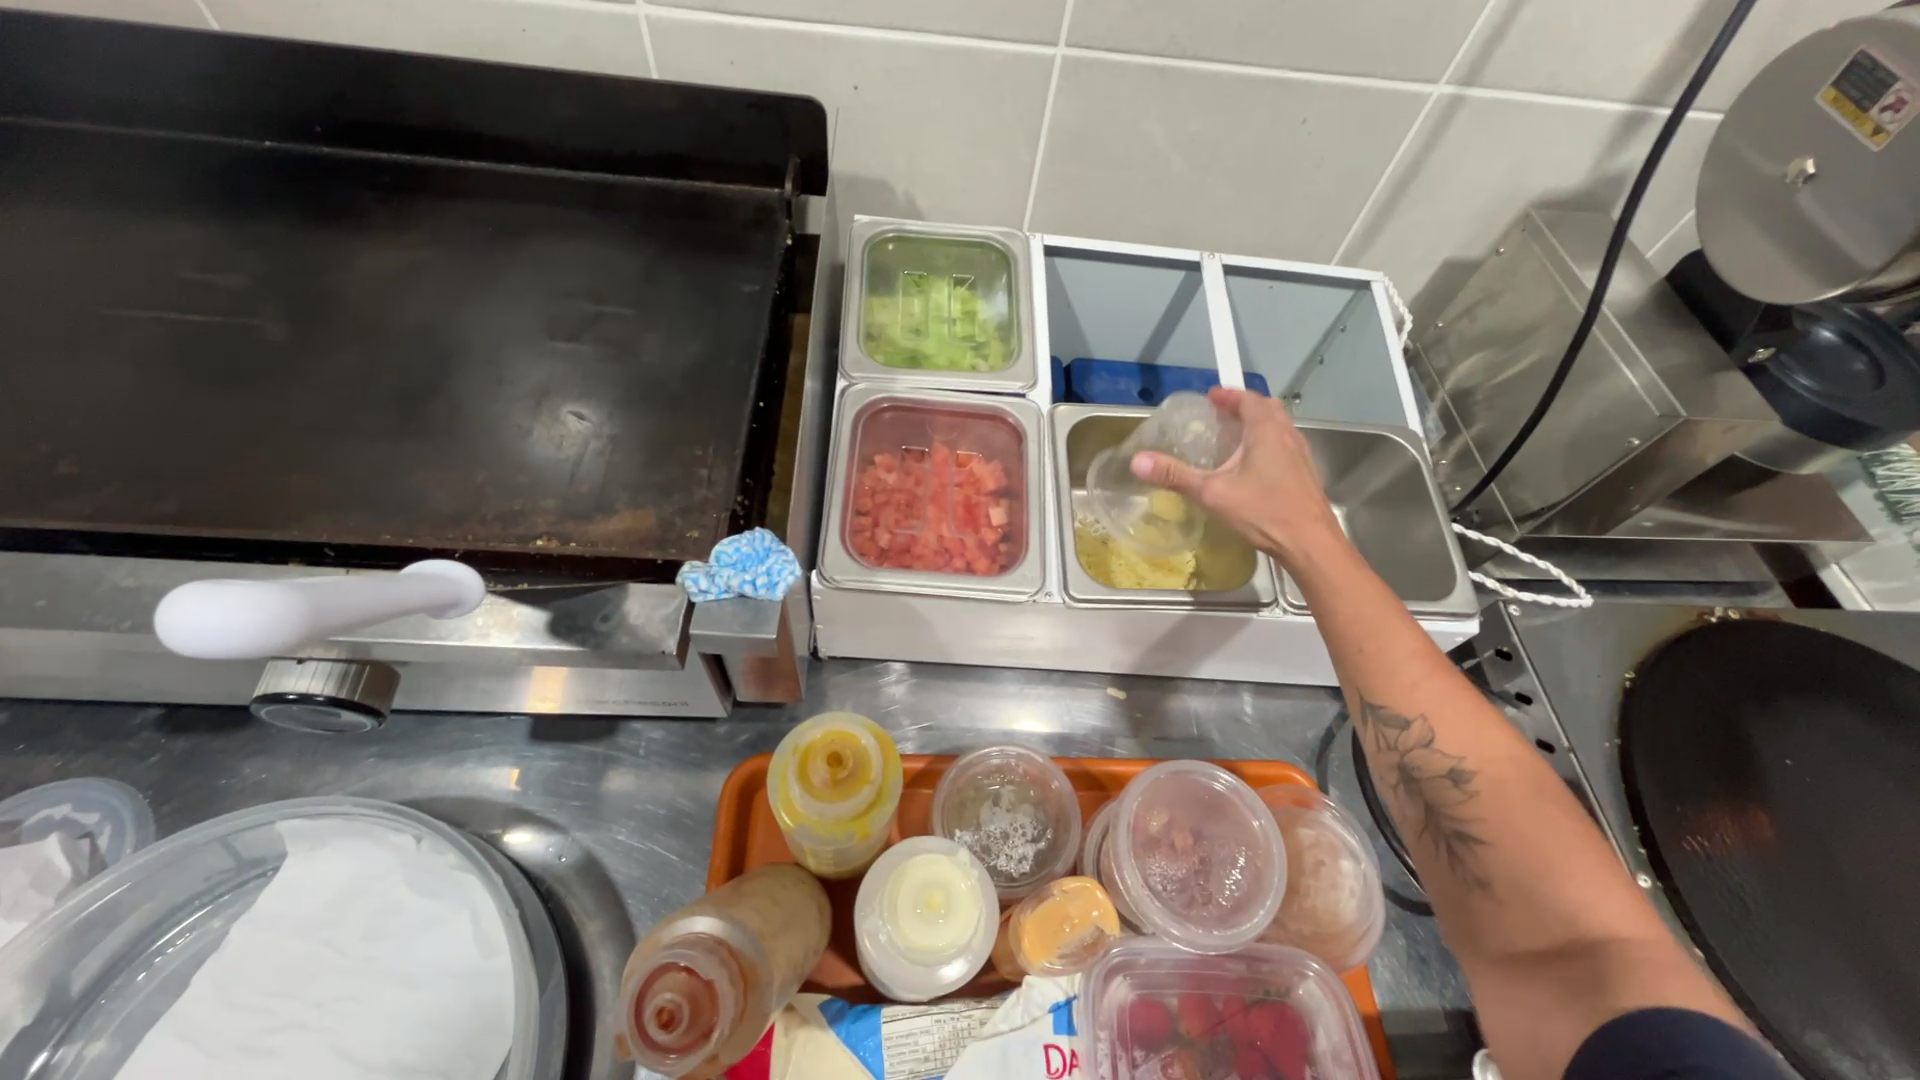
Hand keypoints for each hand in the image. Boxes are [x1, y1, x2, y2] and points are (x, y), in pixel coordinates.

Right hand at [1131, 387, 1345, 566]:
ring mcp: (1301, 454)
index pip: (1248, 399)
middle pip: (1267, 408)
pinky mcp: (1306, 473)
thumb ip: (1175, 476)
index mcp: (1266, 430)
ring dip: (1258, 424)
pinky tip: (1253, 466)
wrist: (1310, 543)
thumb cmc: (1263, 512)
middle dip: (1245, 406)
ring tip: (1234, 437)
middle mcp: (1287, 435)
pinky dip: (1267, 444)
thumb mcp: (1212, 493)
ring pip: (1279, 427)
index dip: (1229, 395)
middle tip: (1222, 414)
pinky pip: (1284, 446)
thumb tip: (1137, 461)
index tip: (1212, 397)